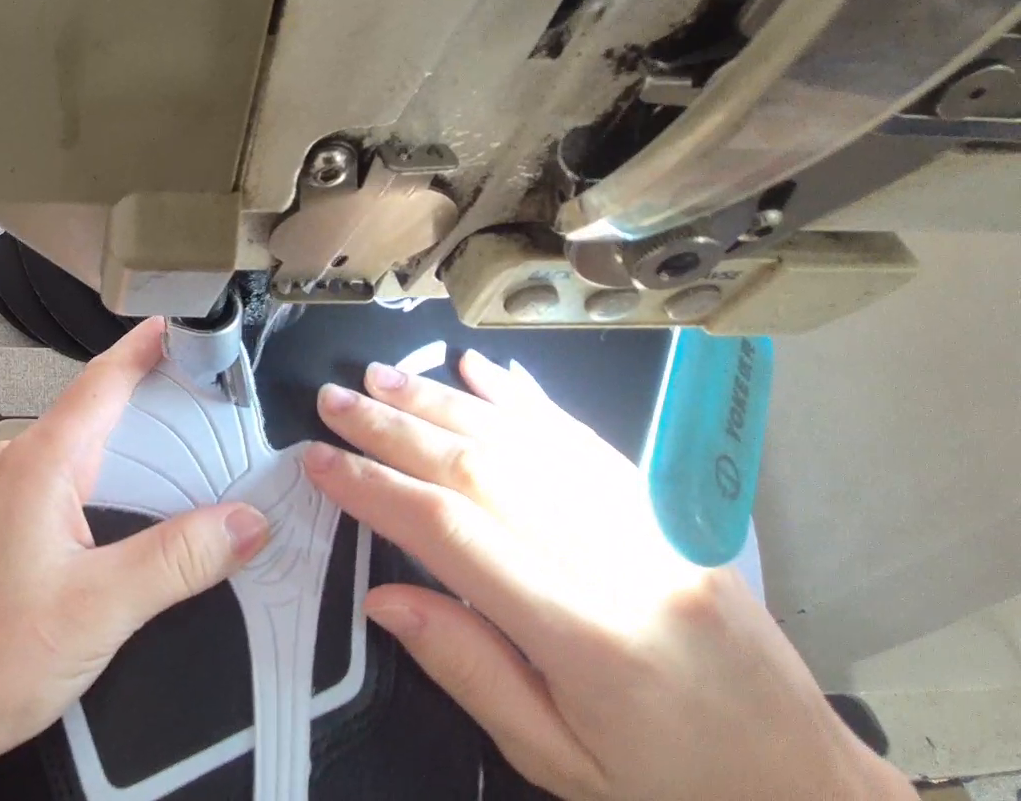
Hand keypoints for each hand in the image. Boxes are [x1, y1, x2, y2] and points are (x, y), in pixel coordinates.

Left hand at [0, 319, 270, 799]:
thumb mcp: (100, 607)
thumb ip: (179, 559)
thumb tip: (243, 523)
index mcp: (39, 464)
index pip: (102, 381)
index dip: (145, 347)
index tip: (183, 322)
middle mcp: (17, 467)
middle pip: (95, 409)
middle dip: (152, 394)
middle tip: (207, 390)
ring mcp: (4, 497)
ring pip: (81, 448)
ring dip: (131, 442)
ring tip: (185, 448)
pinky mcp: (2, 528)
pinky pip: (64, 482)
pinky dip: (108, 480)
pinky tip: (134, 508)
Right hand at [301, 351, 912, 800]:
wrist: (810, 793)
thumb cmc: (673, 789)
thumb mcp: (559, 761)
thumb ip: (469, 672)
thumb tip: (382, 599)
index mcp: (589, 636)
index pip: (455, 534)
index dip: (376, 489)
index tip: (320, 461)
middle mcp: (624, 563)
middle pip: (486, 471)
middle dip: (396, 430)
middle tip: (334, 401)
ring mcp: (656, 528)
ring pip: (531, 442)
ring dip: (447, 403)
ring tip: (382, 378)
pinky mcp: (671, 515)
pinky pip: (588, 443)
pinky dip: (526, 401)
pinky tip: (483, 372)